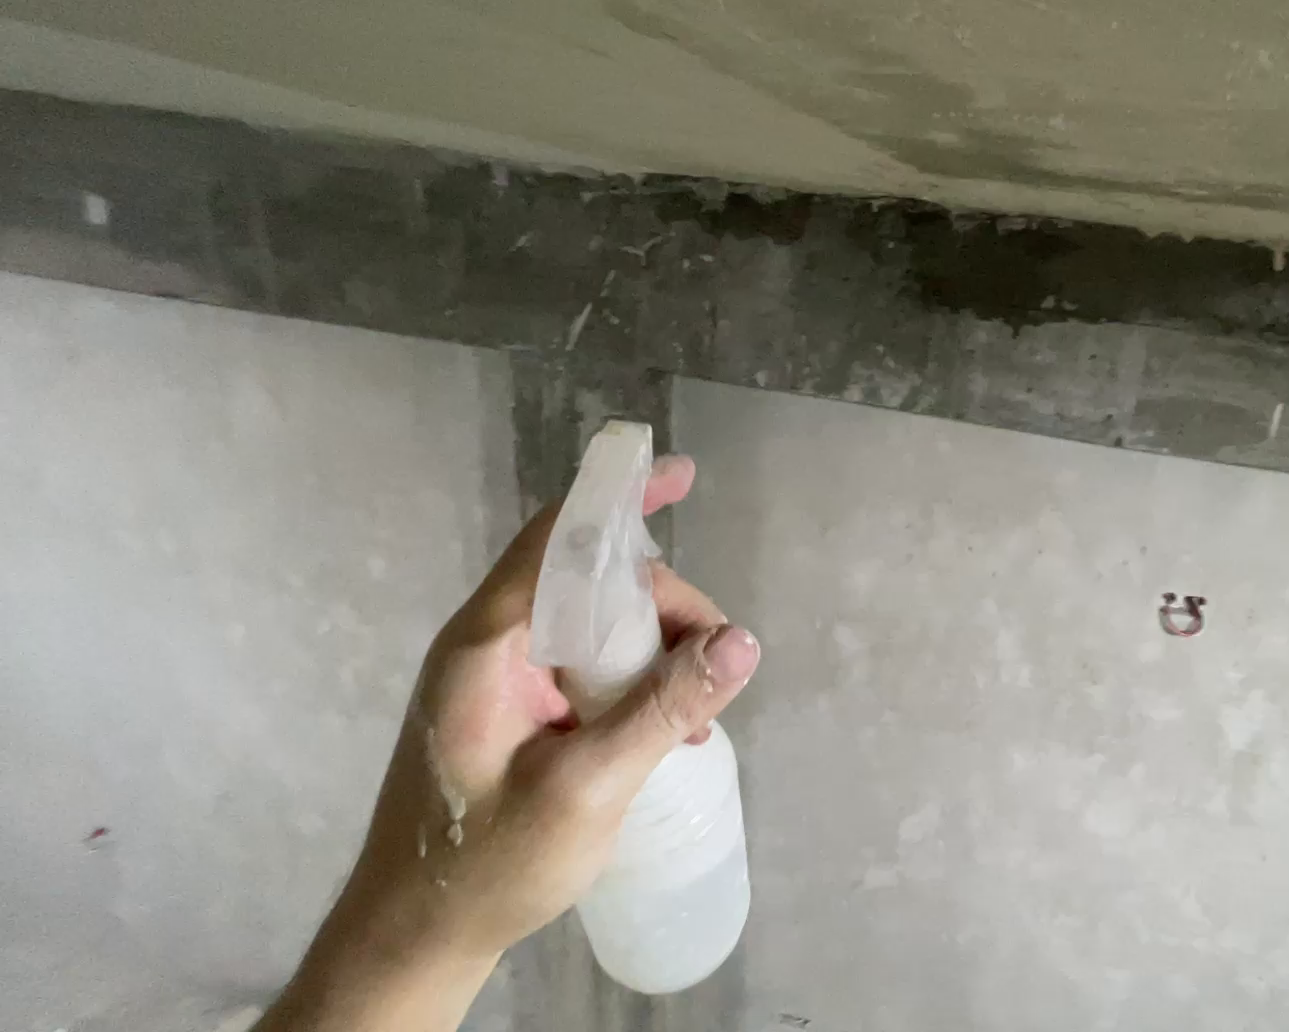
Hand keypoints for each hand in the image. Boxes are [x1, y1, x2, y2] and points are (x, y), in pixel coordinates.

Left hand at [257, 455, 760, 1031]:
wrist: (415, 943)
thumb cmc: (484, 864)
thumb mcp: (589, 784)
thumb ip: (665, 707)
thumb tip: (744, 641)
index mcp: (488, 642)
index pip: (556, 539)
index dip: (619, 498)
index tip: (680, 475)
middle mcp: (498, 644)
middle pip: (597, 584)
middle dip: (669, 609)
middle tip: (717, 662)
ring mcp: (512, 677)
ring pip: (606, 626)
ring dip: (665, 653)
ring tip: (702, 713)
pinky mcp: (528, 708)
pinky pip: (599, 667)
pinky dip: (646, 682)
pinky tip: (680, 726)